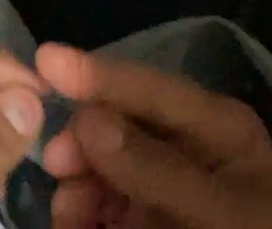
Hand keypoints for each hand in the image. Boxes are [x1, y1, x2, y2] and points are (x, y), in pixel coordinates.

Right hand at [38, 44, 271, 228]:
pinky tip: (75, 224)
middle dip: (80, 138)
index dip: (97, 71)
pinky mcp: (137, 213)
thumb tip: (87, 120)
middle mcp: (182, 144)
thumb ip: (159, 170)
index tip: (45, 58)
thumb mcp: (225, 216)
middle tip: (57, 164)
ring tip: (71, 215)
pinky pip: (93, 199)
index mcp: (216, 126)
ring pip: (95, 160)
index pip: (149, 87)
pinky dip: (77, 210)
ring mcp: (157, 180)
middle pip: (113, 119)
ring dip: (74, 183)